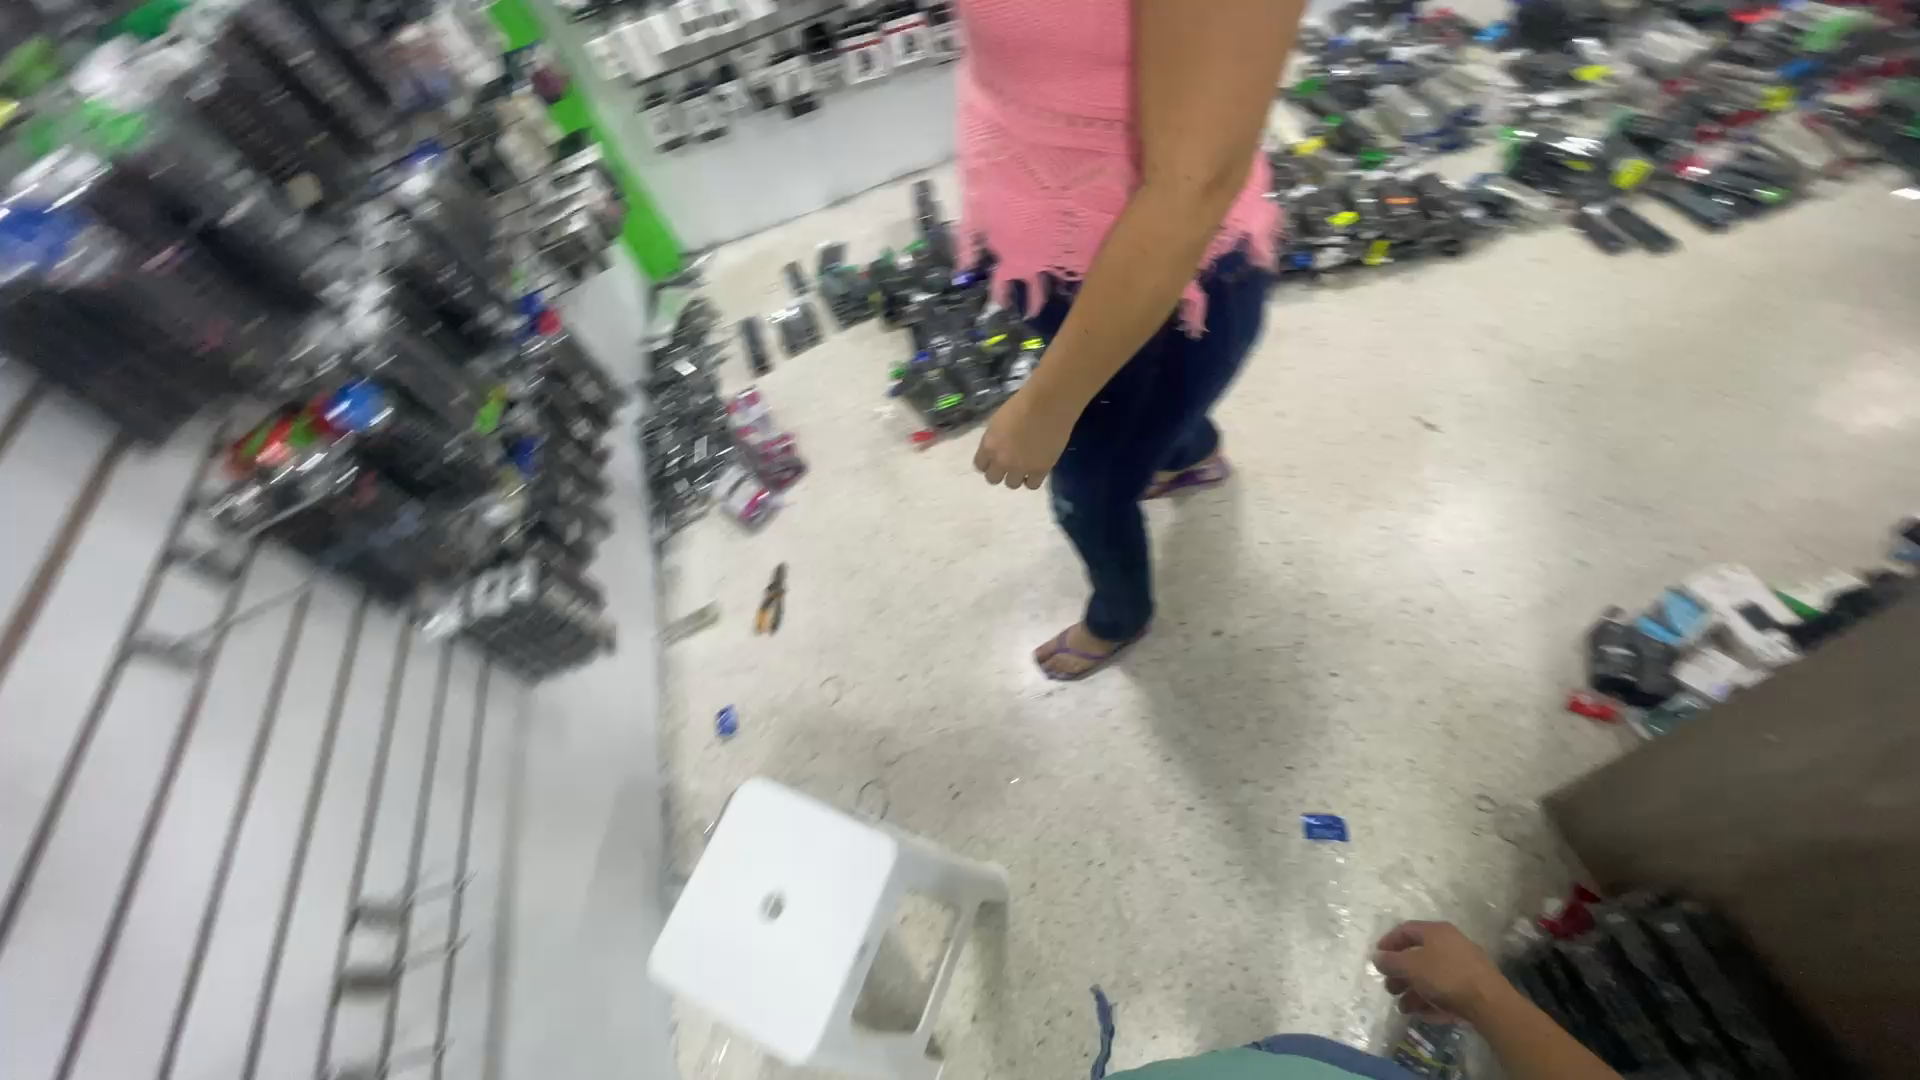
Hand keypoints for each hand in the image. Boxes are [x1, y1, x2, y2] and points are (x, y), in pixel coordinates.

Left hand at [972, 385, 1076, 489]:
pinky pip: (1032, 485)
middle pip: (993, 479)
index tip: (995, 460)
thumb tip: (996, 447)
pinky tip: (1037, 469)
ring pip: (1012, 484)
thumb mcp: (998, 421)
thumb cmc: (1023, 403)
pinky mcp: (1040, 470)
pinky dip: (1033, 479)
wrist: (1048, 403)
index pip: (980, 465)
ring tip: (1026, 467)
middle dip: (1000, 472)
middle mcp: (1001, 460)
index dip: (988, 463)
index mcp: (988, 445)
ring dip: (1017, 476)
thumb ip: (994, 438)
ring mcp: (1020, 467)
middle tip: (1011, 464)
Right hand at [1373, 921, 1506, 1023]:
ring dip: (1415, 992)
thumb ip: (1390, 961)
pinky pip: (1448, 991)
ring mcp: (1467, 967)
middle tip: (1390, 988)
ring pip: (1433, 977)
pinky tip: (1425, 1015)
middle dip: (1401, 974)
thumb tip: (1377, 958)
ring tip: (1404, 1008)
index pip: (1405, 930)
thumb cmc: (1446, 976)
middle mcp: (1452, 944)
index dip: (1388, 942)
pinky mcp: (1476, 988)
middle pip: (1419, 957)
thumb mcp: (1410, 967)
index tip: (1377, 957)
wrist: (1492, 1005)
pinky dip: (1434, 1001)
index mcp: (1436, 932)